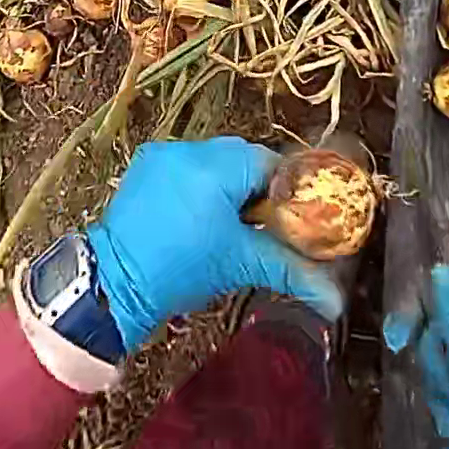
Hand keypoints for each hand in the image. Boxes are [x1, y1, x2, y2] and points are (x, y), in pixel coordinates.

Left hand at [86, 137, 344, 350]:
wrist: (113, 283)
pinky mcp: (149, 159)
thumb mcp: (240, 264)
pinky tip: (194, 210)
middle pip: (244, 156)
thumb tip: (335, 300)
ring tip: (223, 219)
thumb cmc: (182, 270)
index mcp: (218, 166)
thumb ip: (291, 270)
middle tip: (254, 222)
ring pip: (216, 157)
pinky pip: (188, 161)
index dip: (282, 189)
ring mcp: (168, 151)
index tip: (282, 216)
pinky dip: (199, 179)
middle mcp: (193, 148)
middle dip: (254, 186)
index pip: (270, 162)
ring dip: (227, 180)